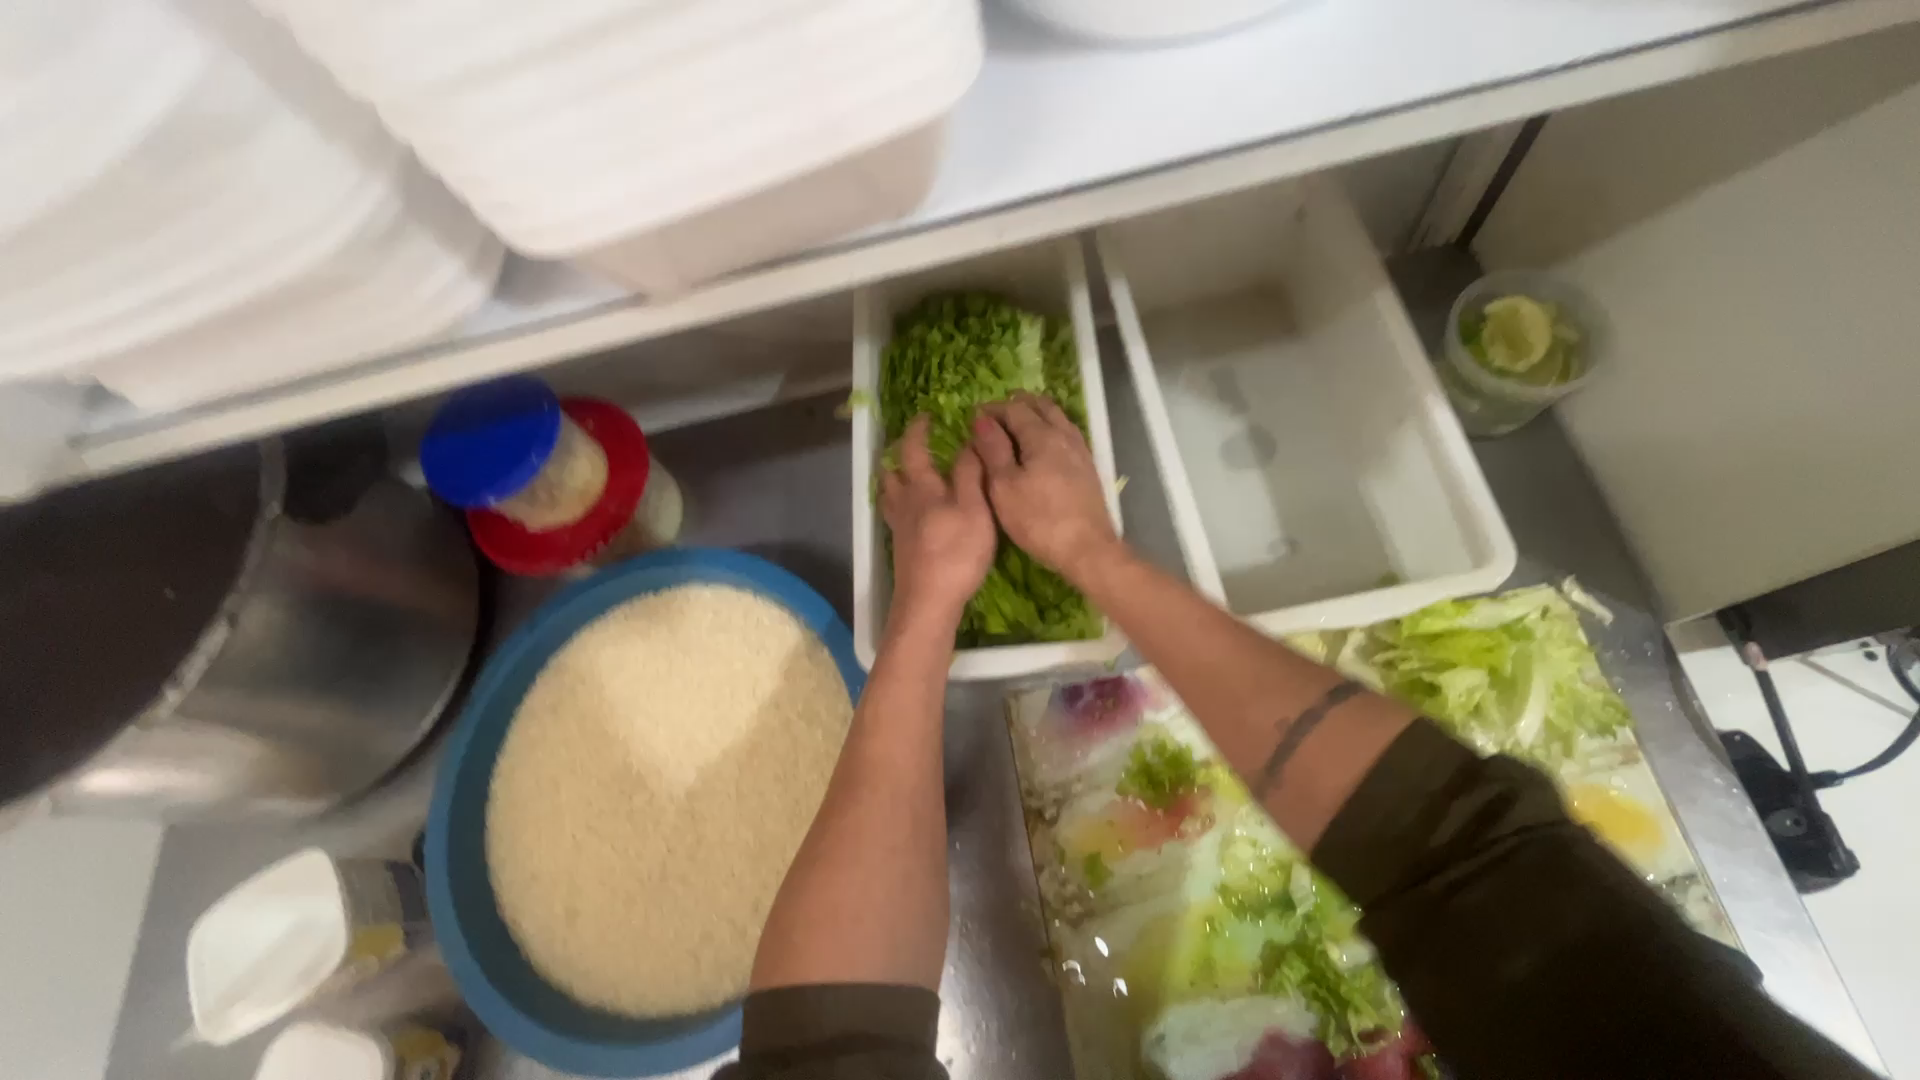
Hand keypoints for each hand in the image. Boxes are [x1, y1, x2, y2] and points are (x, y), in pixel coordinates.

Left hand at [881, 414, 995, 632]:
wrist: (929, 601)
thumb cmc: (957, 552)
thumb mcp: (975, 508)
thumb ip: (970, 473)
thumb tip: (967, 440)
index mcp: (923, 488)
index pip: (913, 449)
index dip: (918, 430)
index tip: (925, 416)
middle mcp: (905, 503)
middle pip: (893, 473)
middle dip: (900, 455)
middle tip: (913, 446)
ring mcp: (899, 528)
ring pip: (890, 495)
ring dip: (895, 480)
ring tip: (907, 475)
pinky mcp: (901, 549)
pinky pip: (894, 515)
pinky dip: (899, 504)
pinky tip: (911, 512)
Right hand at [971, 392, 1121, 583]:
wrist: (1087, 549)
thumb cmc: (1038, 520)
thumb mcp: (1004, 486)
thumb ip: (993, 450)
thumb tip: (982, 420)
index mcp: (1041, 436)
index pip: (1014, 409)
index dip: (993, 409)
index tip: (975, 416)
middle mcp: (1064, 436)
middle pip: (1042, 406)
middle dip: (1018, 405)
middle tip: (997, 414)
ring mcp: (1080, 451)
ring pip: (1058, 418)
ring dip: (1037, 414)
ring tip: (1019, 424)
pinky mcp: (1088, 469)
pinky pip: (1068, 435)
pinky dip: (1051, 429)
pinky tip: (1045, 445)